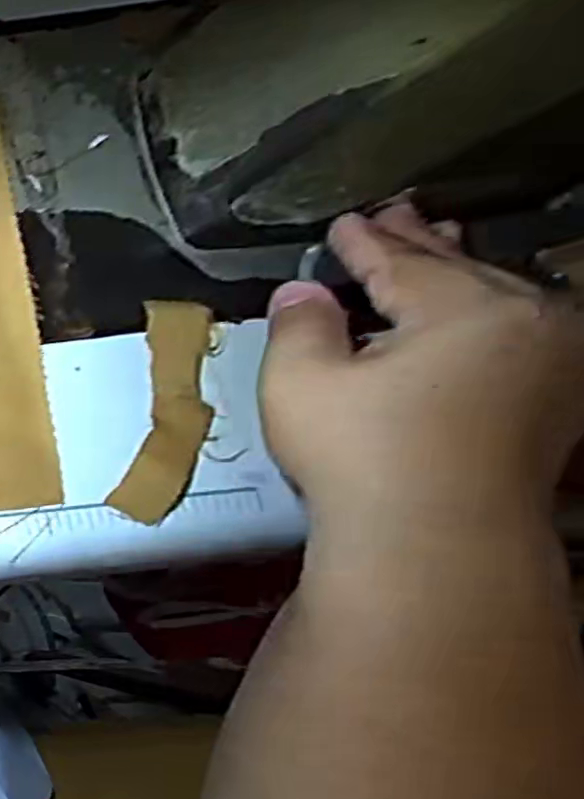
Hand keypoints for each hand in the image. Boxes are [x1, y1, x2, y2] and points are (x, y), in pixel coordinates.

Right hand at [261, 201, 583, 530]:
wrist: (430, 526)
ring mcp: (556, 358)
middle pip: (466, 269)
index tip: (344, 223)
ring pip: (502, 296)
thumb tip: (300, 291)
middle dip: (424, 244)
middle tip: (399, 216)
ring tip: (440, 250)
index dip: (367, 244)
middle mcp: (530, 319)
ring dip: (462, 272)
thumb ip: (299, 328)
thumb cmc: (356, 449)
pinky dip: (485, 310)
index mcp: (467, 309)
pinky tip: (471, 314)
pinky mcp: (555, 396)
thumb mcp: (299, 383)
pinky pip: (519, 329)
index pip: (406, 264)